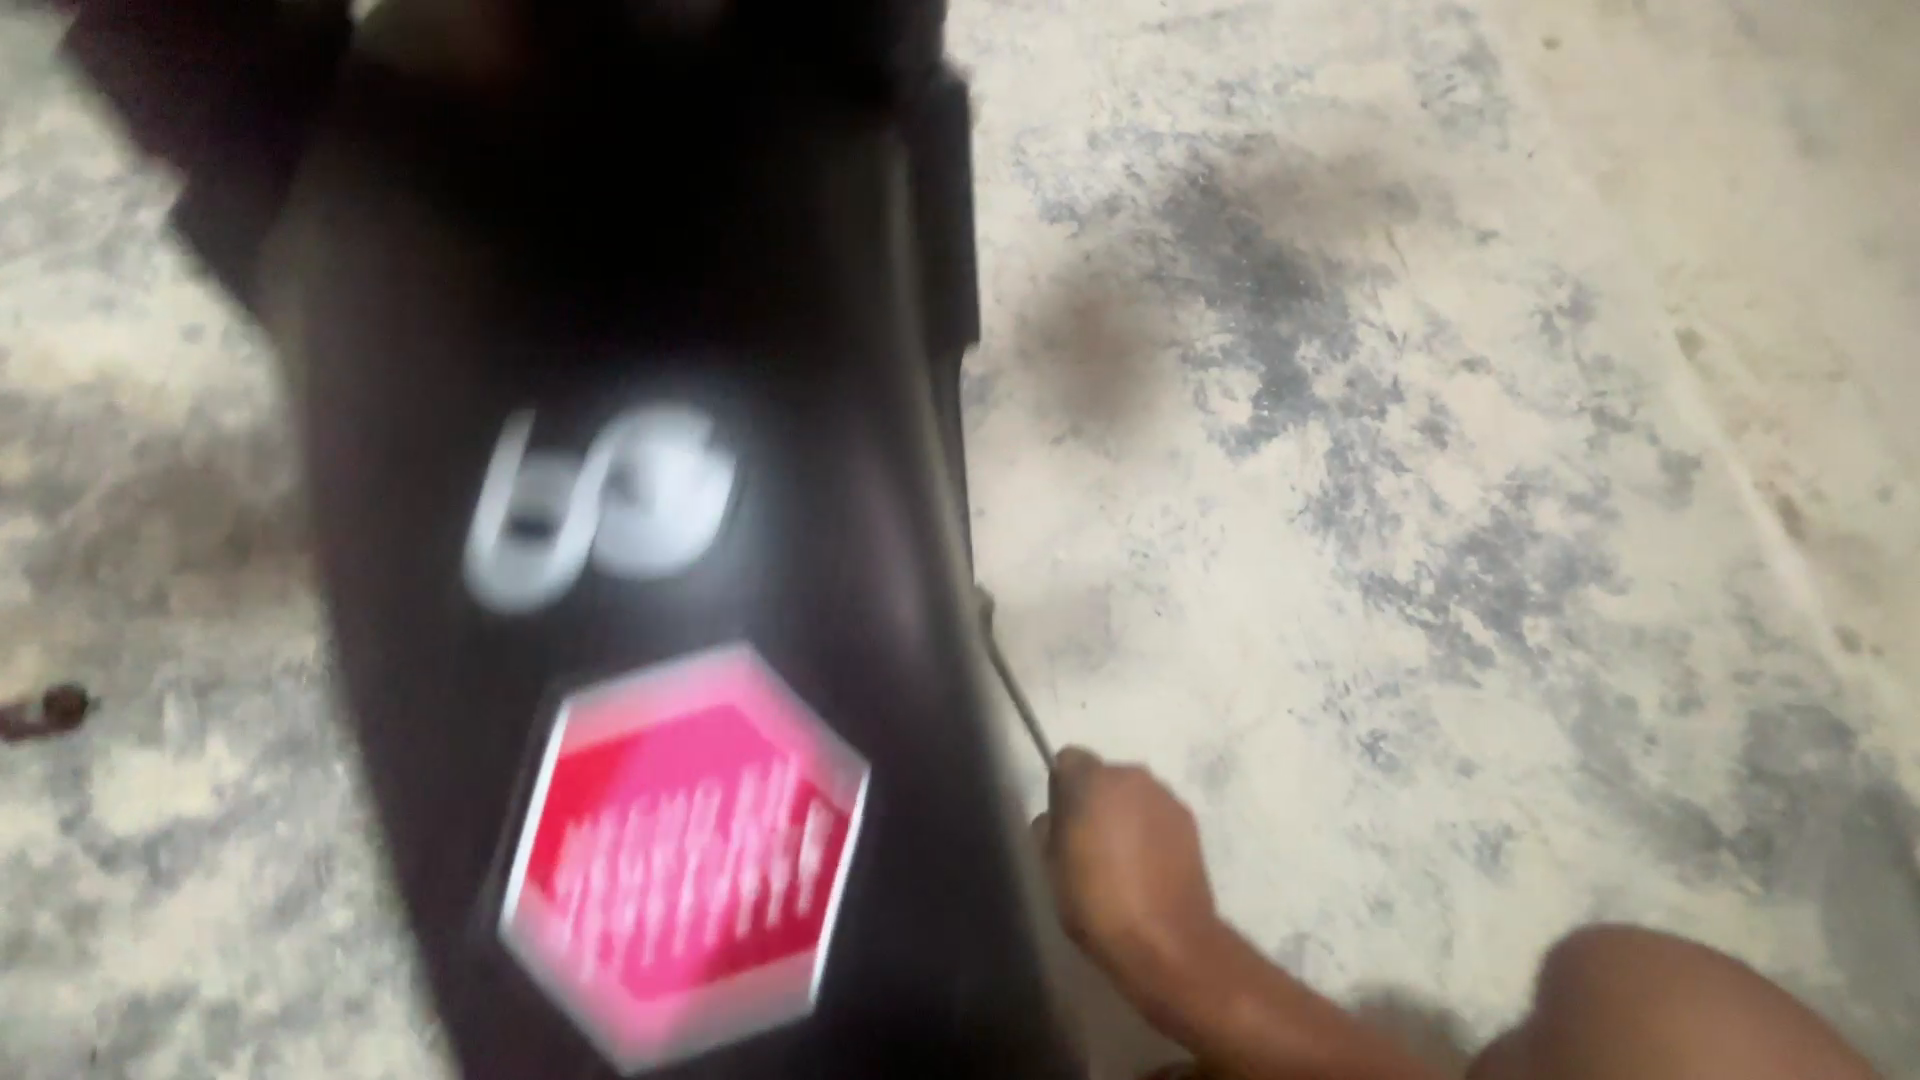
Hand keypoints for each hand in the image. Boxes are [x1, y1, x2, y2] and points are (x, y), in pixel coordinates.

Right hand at [1035, 747, 1223, 1000]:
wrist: (1167, 942)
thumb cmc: (1097, 902)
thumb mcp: (1051, 867)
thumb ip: (1050, 829)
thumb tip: (1059, 820)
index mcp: (1092, 781)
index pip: (1068, 760)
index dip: (1062, 789)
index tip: (1063, 823)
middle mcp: (1132, 777)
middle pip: (1104, 776)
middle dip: (1096, 800)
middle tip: (1089, 844)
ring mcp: (1166, 798)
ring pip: (1133, 795)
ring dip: (1125, 815)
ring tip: (1123, 860)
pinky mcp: (1190, 821)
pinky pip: (1157, 815)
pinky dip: (1150, 831)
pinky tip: (1148, 868)